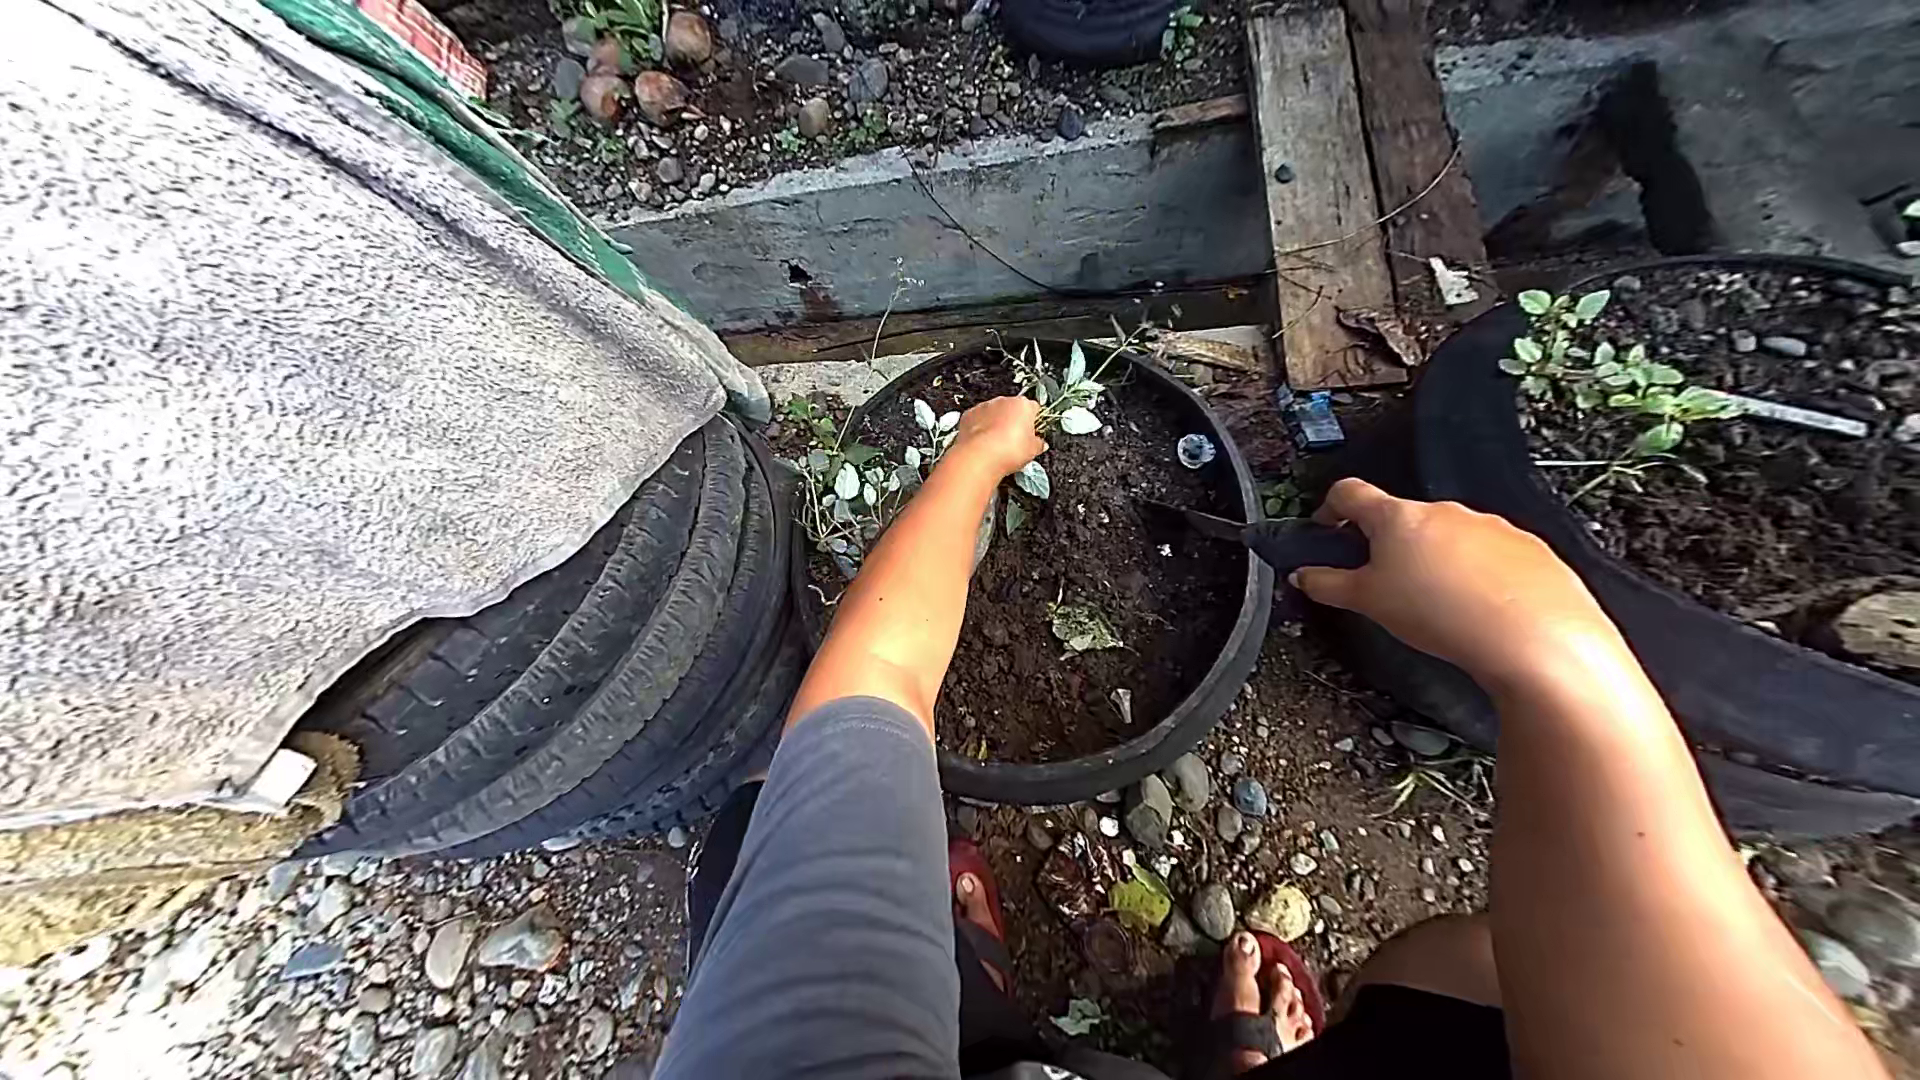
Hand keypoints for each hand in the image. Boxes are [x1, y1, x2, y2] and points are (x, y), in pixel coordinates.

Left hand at [944, 396, 1046, 478]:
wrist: (980, 457)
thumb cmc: (1008, 450)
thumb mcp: (1032, 451)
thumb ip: (1038, 444)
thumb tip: (1040, 444)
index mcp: (1023, 405)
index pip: (1034, 409)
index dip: (1034, 422)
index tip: (1032, 435)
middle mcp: (1003, 401)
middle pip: (1013, 409)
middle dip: (1014, 423)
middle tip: (1015, 442)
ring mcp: (985, 407)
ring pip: (994, 413)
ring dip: (996, 424)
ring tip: (998, 445)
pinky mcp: (969, 415)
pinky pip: (977, 420)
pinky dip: (980, 429)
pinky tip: (983, 444)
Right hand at [1294, 478, 1627, 690]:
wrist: (1537, 641)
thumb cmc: (1444, 614)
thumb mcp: (1365, 602)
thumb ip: (1325, 584)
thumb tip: (1304, 576)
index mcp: (1398, 516)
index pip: (1349, 493)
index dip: (1329, 509)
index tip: (1327, 530)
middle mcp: (1445, 511)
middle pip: (1398, 518)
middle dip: (1383, 545)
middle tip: (1377, 582)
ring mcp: (1491, 527)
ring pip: (1443, 536)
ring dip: (1427, 559)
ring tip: (1428, 603)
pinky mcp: (1530, 549)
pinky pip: (1486, 554)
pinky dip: (1470, 573)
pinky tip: (1470, 608)